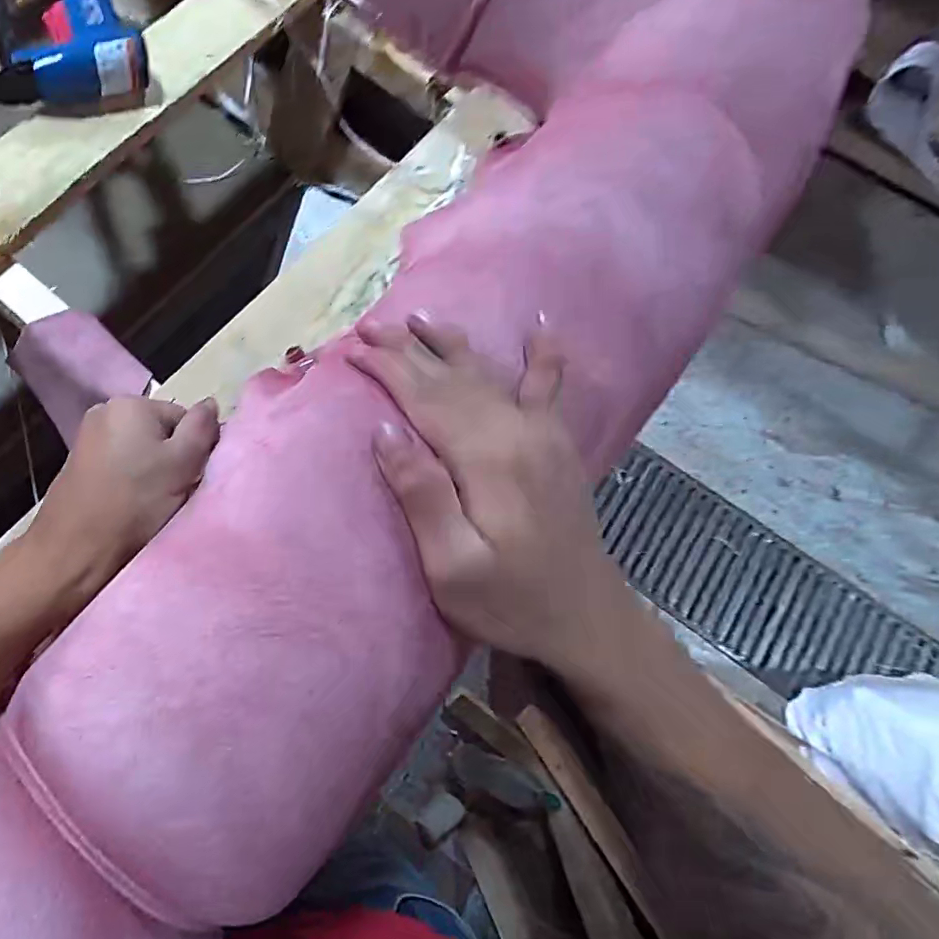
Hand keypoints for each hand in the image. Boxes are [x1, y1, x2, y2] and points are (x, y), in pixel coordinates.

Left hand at [27, 395, 220, 598]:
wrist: (75, 548)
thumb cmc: (134, 502)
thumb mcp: (183, 463)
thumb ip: (202, 428)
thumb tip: (210, 404)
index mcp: (129, 404)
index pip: (183, 419)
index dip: (193, 450)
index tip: (190, 479)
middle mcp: (103, 412)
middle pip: (159, 435)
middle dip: (169, 462)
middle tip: (172, 494)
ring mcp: (86, 440)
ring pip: (138, 454)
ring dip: (150, 476)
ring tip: (149, 505)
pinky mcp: (77, 467)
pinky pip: (117, 469)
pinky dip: (127, 485)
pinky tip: (127, 507)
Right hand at [349, 312, 636, 671]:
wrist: (588, 622)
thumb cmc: (509, 601)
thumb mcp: (451, 563)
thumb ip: (421, 492)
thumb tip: (385, 429)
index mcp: (487, 458)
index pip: (425, 397)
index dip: (387, 369)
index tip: (350, 349)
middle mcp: (518, 433)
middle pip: (452, 377)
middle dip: (406, 348)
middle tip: (366, 326)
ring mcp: (543, 437)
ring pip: (487, 375)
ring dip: (450, 344)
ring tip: (419, 316)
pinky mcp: (555, 448)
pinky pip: (548, 389)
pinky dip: (543, 356)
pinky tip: (541, 327)